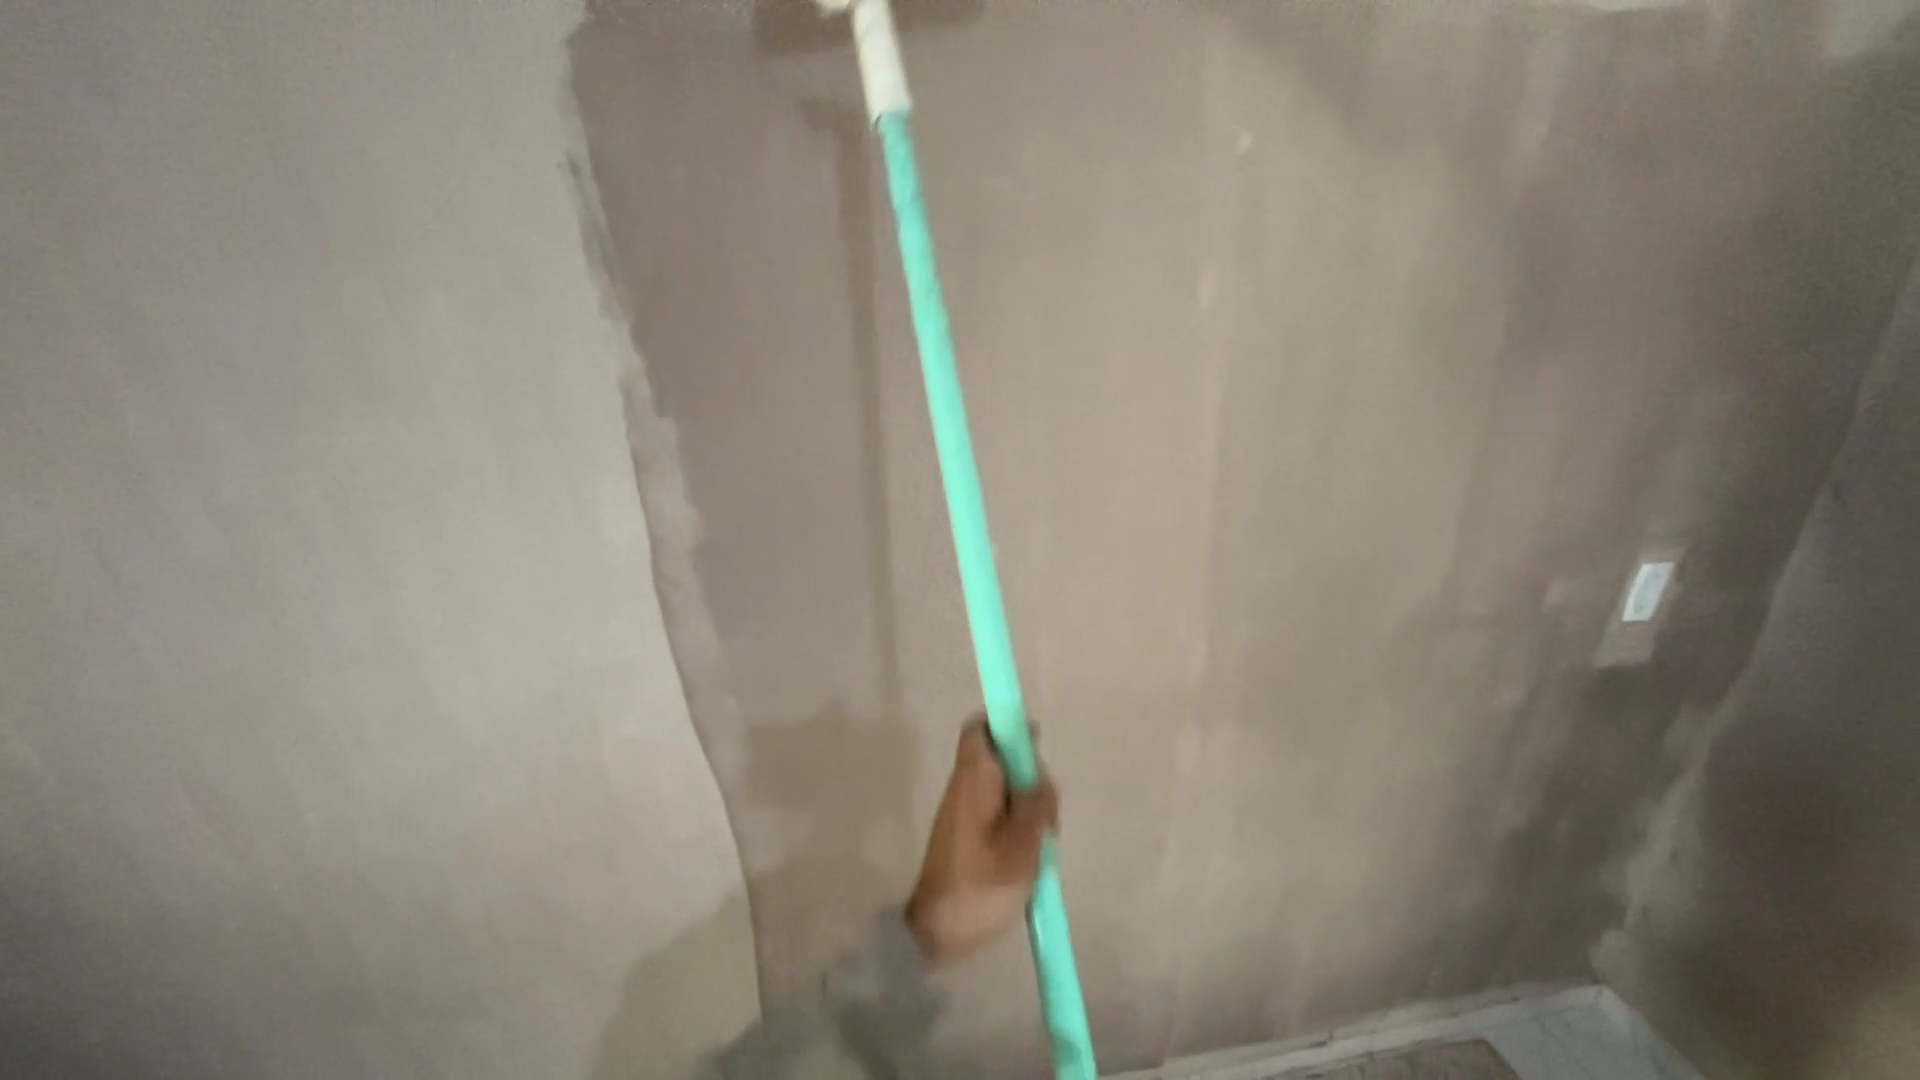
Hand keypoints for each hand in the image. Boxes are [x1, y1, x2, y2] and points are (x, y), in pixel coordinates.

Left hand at [906, 717, 1058, 967]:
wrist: (938, 934)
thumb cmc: (981, 887)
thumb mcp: (1022, 846)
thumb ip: (1036, 803)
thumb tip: (1038, 772)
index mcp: (973, 780)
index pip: (979, 729)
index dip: (1006, 728)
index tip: (1035, 747)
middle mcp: (965, 788)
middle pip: (1000, 758)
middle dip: (1030, 777)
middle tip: (1048, 816)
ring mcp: (964, 812)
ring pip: (1004, 788)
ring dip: (1028, 807)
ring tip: (1043, 844)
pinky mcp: (968, 835)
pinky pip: (999, 813)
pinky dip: (1018, 827)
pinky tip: (1031, 857)